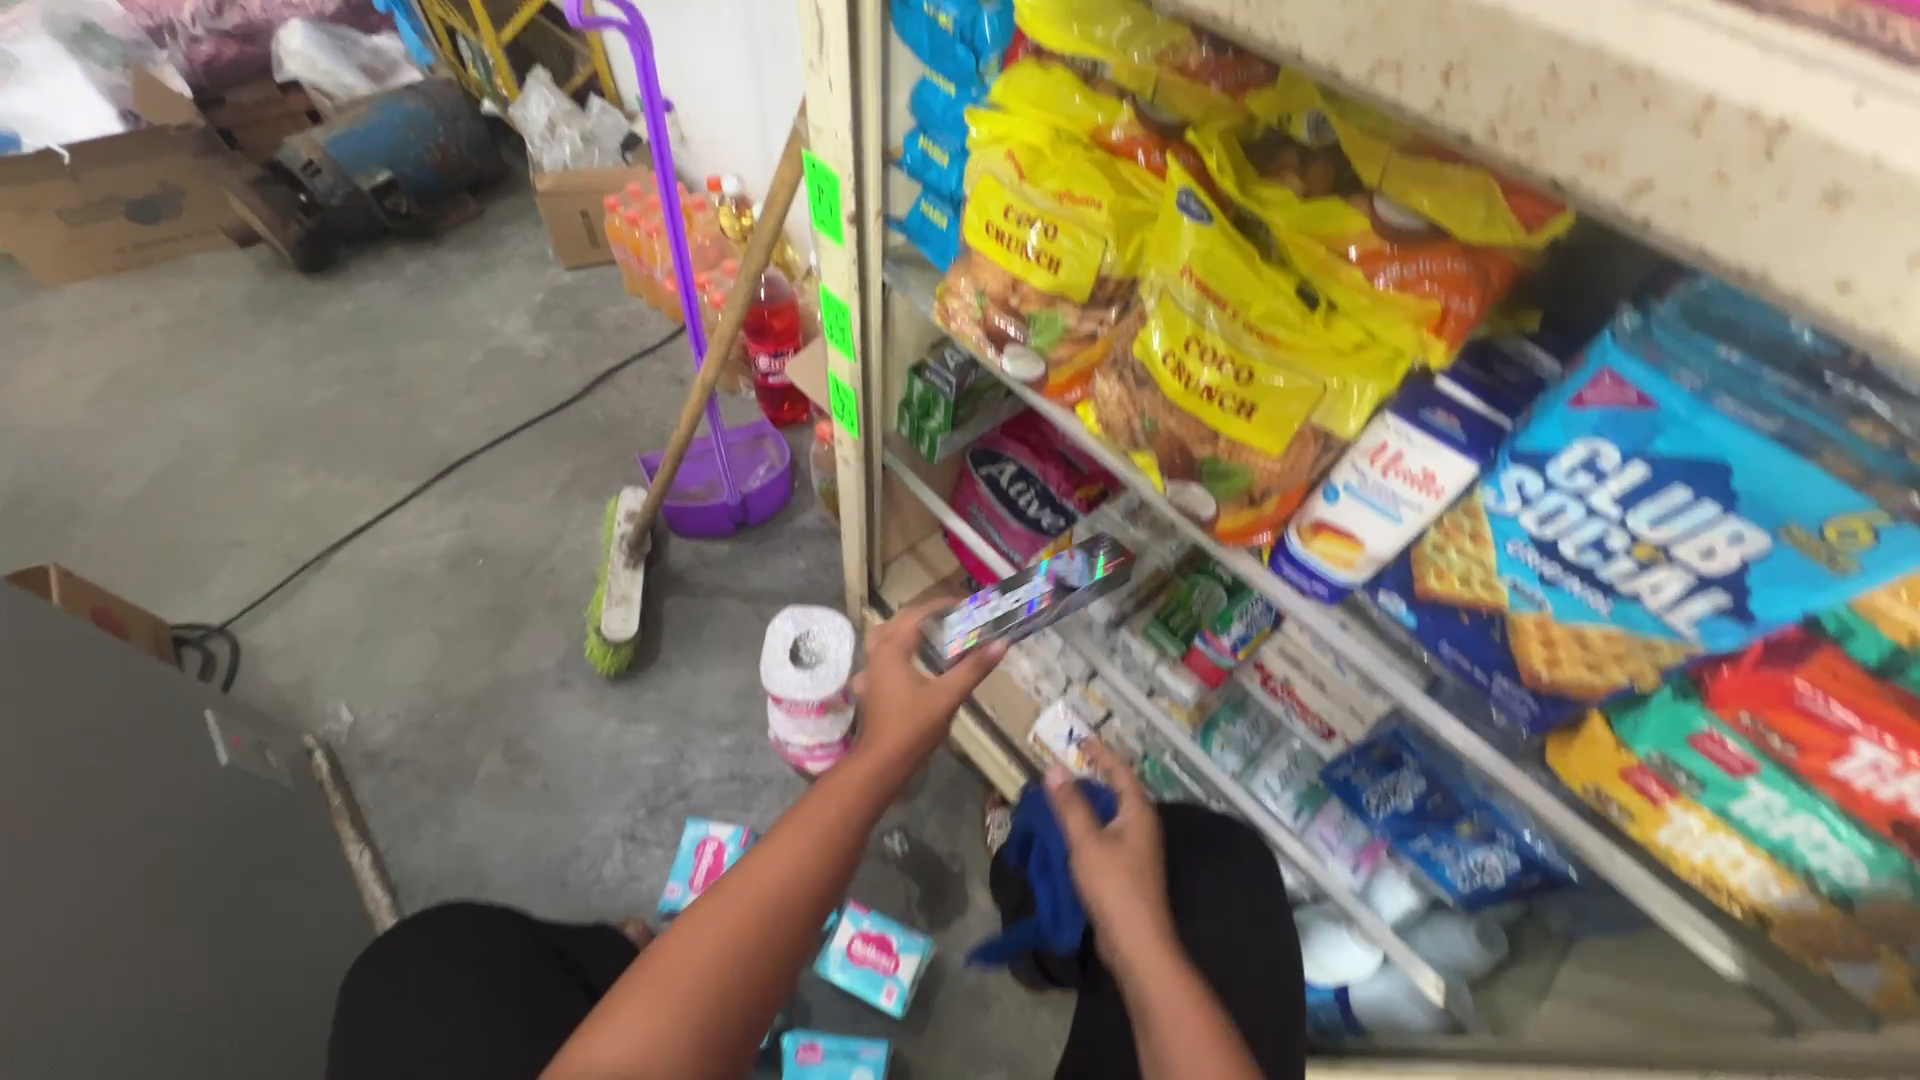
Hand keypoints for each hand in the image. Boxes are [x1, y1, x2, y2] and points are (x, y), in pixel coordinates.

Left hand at [853, 599, 1006, 773]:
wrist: (881, 763)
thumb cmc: (913, 727)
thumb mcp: (948, 696)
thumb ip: (974, 668)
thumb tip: (1001, 643)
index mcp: (892, 650)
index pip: (917, 615)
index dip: (941, 605)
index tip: (965, 605)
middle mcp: (876, 655)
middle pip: (898, 621)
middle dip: (924, 614)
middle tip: (951, 616)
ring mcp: (869, 672)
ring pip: (884, 638)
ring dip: (906, 630)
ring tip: (930, 633)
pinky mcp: (869, 688)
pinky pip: (880, 658)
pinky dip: (895, 651)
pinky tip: (906, 664)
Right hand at [1044, 739, 1176, 974]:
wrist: (1137, 943)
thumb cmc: (1114, 886)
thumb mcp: (1086, 841)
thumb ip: (1070, 804)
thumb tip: (1054, 768)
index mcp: (1138, 811)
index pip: (1120, 771)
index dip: (1101, 753)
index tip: (1081, 739)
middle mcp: (1142, 825)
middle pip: (1116, 791)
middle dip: (1091, 776)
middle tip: (1063, 765)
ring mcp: (1136, 849)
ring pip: (1109, 815)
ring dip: (1086, 803)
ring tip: (1059, 793)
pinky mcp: (1127, 869)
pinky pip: (1105, 835)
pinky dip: (1087, 826)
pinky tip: (1067, 831)